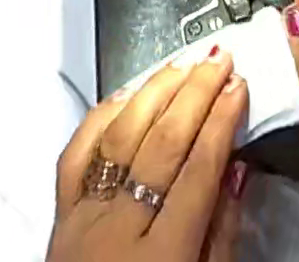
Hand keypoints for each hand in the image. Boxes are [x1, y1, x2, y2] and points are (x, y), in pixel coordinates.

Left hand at [48, 50, 251, 261]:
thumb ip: (220, 238)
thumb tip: (234, 167)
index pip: (197, 174)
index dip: (221, 123)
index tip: (238, 86)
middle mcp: (117, 230)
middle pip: (160, 144)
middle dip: (193, 95)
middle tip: (218, 60)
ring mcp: (82, 215)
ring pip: (119, 135)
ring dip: (154, 91)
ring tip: (182, 63)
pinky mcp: (59, 210)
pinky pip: (78, 150)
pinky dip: (102, 115)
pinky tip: (127, 92)